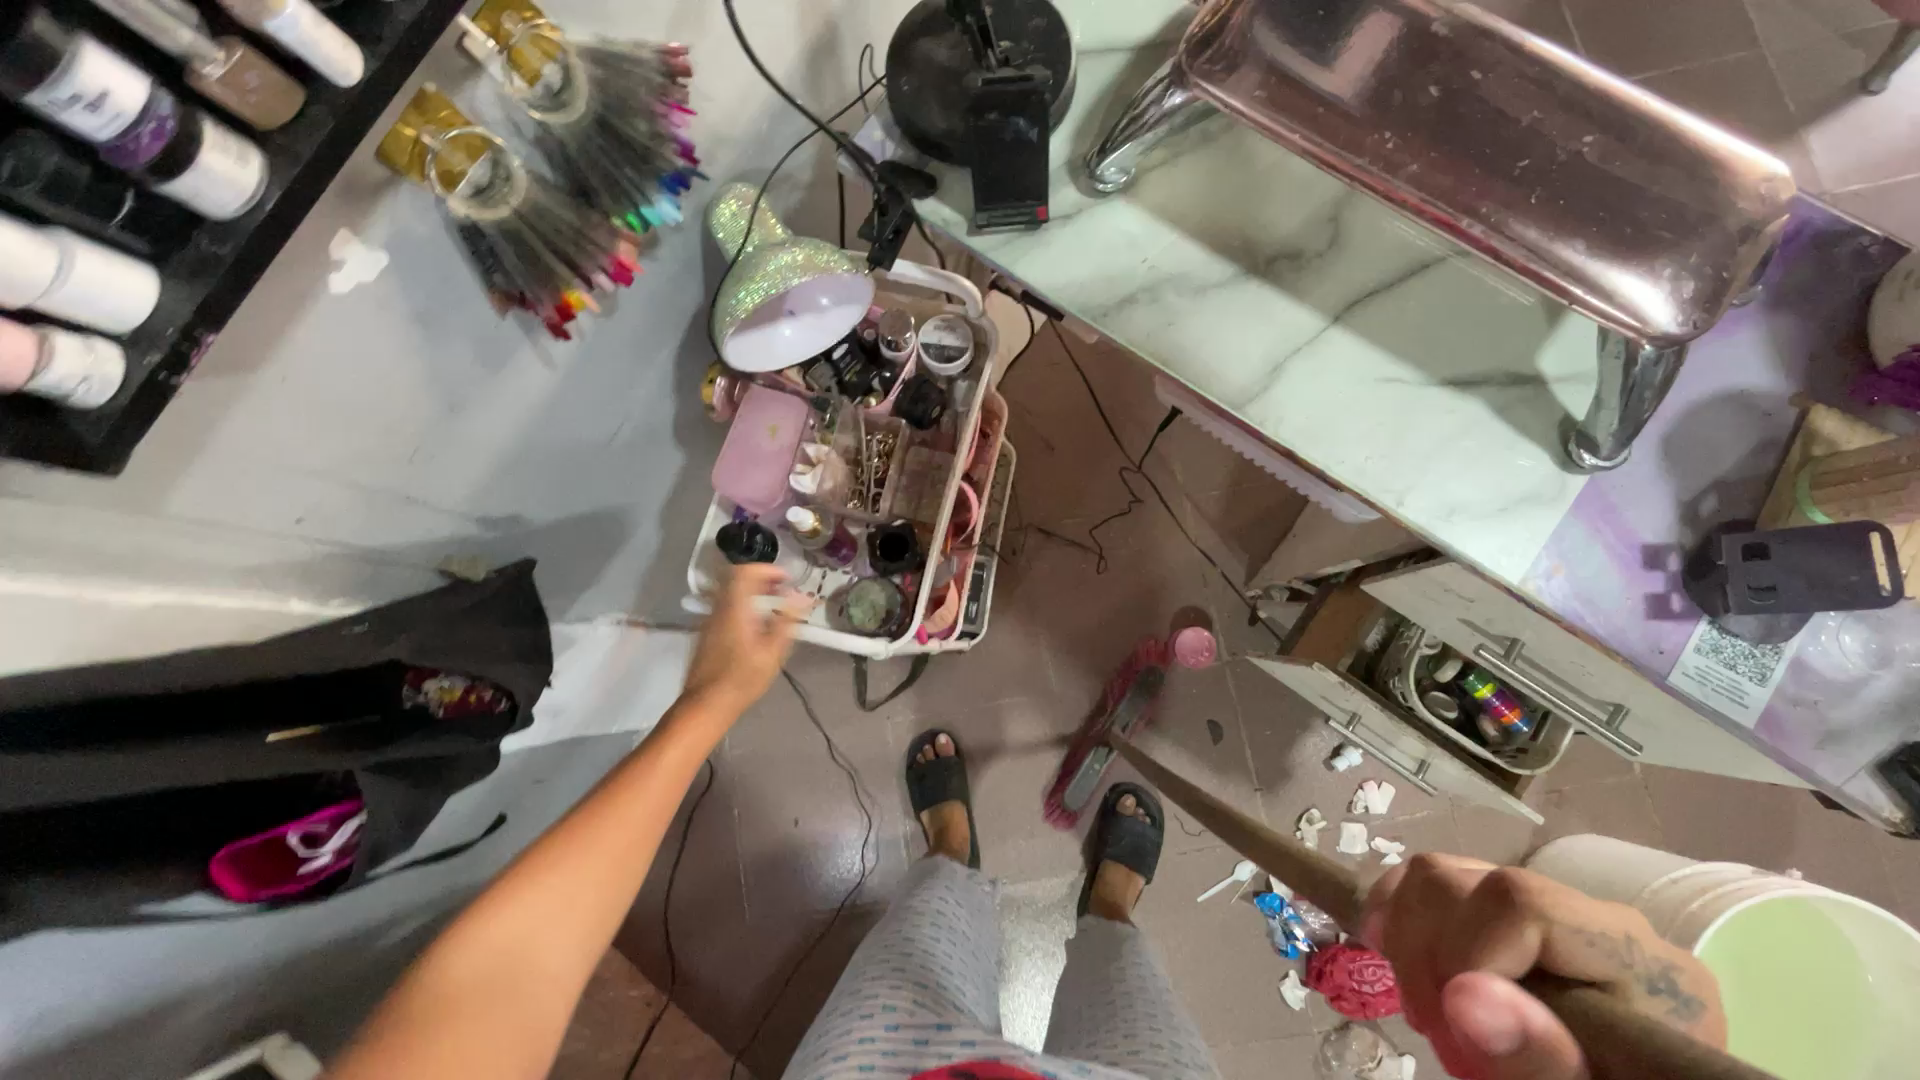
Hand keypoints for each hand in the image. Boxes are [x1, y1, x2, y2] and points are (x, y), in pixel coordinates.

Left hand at [683, 564, 810, 714]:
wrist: (707, 703)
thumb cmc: (743, 679)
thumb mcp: (773, 651)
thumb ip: (787, 620)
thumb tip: (802, 596)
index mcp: (735, 609)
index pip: (745, 571)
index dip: (766, 568)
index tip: (785, 579)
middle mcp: (718, 608)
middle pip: (735, 578)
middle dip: (760, 579)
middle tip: (780, 590)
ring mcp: (708, 620)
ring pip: (728, 592)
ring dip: (751, 592)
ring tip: (771, 607)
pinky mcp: (705, 632)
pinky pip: (724, 606)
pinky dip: (741, 604)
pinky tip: (755, 624)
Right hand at [1362, 854, 1725, 1079]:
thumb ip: (1540, 1060)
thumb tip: (1464, 995)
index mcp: (1635, 960)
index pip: (1519, 902)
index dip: (1463, 953)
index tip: (1451, 1029)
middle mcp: (1589, 914)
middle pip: (1461, 881)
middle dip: (1424, 957)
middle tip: (1438, 1035)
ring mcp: (1542, 907)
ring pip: (1434, 876)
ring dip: (1406, 943)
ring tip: (1431, 1014)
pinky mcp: (1503, 915)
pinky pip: (1428, 885)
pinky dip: (1398, 920)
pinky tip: (1404, 969)